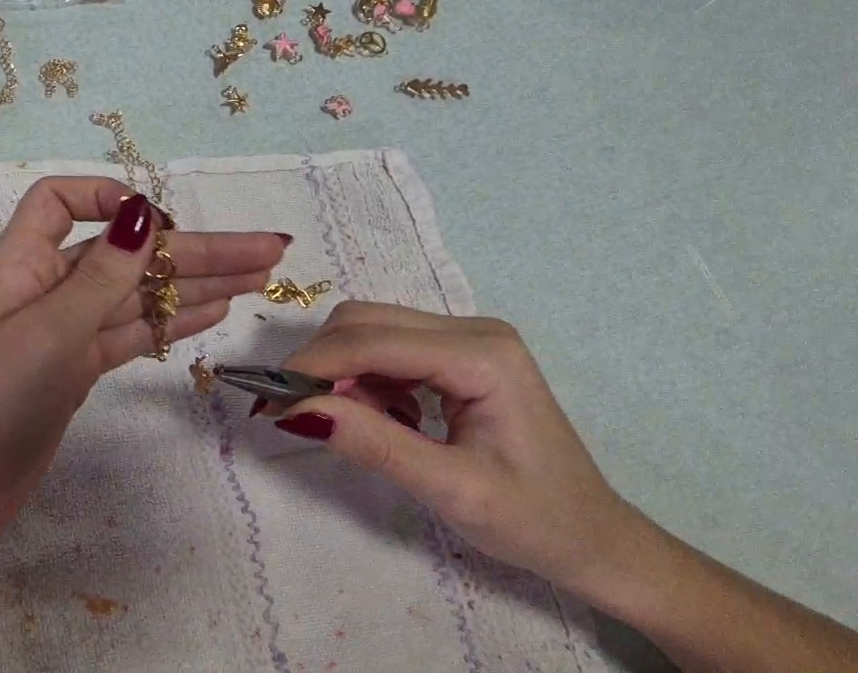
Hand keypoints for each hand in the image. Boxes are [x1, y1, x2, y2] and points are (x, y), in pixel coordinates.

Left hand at [0, 177, 286, 557]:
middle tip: (269, 250)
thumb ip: (99, 277)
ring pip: (135, 295)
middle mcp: (44, 287)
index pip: (58, 201)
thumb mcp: (46, 333)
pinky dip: (172, 322)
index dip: (105, 197)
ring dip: (195, 283)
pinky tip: (218, 311)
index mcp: (22, 263)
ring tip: (262, 276)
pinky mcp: (75, 370)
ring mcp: (62, 330)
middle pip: (121, 251)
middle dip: (191, 248)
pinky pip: (130, 333)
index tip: (157, 223)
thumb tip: (140, 212)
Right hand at [266, 301, 648, 592]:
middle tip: (295, 413)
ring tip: (347, 423)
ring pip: (367, 330)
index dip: (311, 367)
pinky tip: (377, 416)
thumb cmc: (536, 522)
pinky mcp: (456, 352)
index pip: (370, 342)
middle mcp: (472, 330)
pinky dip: (361, 376)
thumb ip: (373, 444)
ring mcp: (465, 337)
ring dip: (339, 371)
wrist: (598, 543)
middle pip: (363, 322)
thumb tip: (294, 410)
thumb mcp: (451, 490)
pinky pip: (384, 346)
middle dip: (320, 364)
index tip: (266, 403)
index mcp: (482, 356)